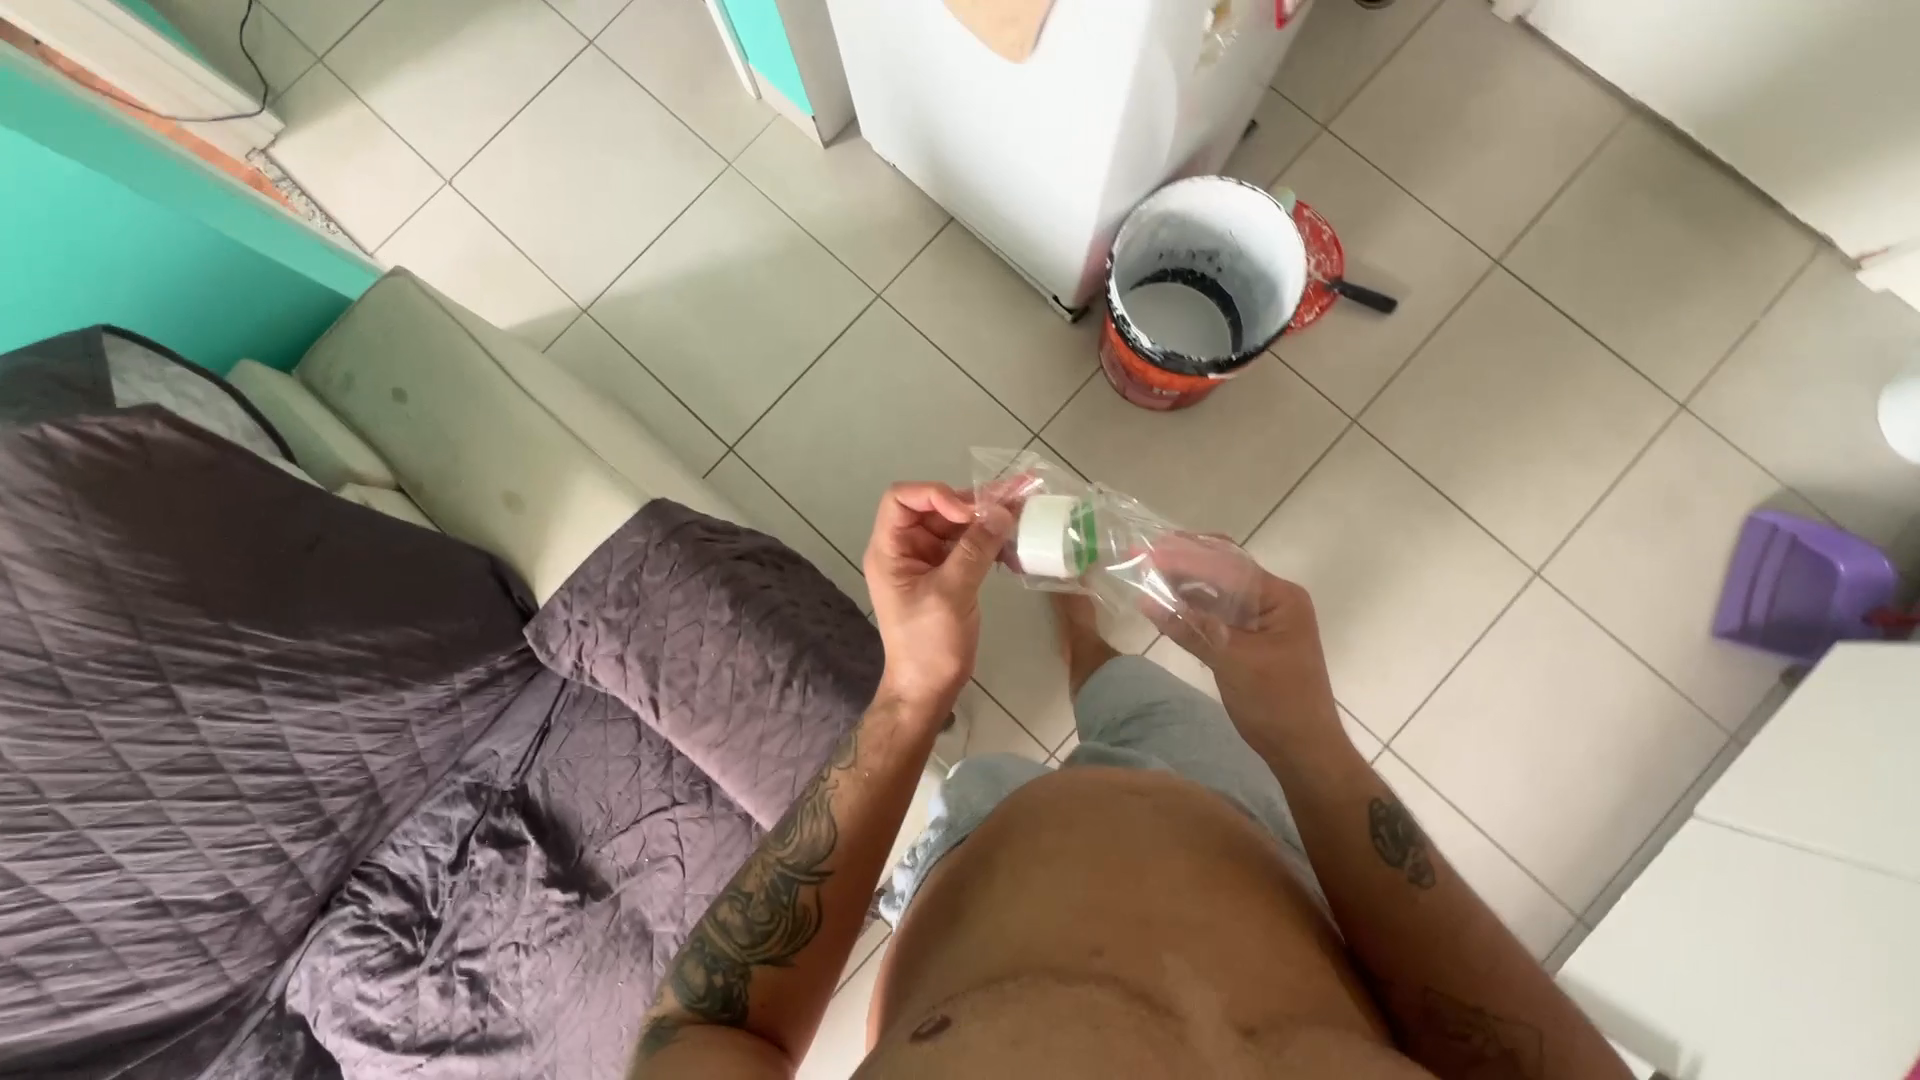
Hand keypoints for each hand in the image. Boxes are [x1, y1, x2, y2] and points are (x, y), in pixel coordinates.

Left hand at [864, 482, 1014, 716]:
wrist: (928, 688)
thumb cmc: (928, 644)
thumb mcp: (951, 594)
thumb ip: (975, 550)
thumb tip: (1002, 513)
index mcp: (891, 550)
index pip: (902, 499)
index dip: (935, 495)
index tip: (968, 513)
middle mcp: (907, 548)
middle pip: (936, 508)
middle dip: (974, 503)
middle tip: (1015, 498)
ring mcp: (928, 561)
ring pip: (957, 525)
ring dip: (989, 519)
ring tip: (1025, 510)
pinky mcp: (948, 574)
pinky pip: (969, 546)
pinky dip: (991, 542)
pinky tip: (1017, 543)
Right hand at [1144, 535, 1339, 746]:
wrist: (1303, 749)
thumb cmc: (1278, 702)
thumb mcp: (1233, 662)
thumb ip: (1192, 629)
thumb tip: (1147, 601)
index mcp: (1280, 597)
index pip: (1227, 566)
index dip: (1185, 557)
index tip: (1148, 552)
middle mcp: (1271, 599)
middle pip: (1222, 570)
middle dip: (1182, 560)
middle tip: (1141, 553)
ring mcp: (1259, 619)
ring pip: (1215, 591)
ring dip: (1182, 582)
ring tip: (1145, 573)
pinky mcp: (1246, 638)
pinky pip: (1214, 614)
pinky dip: (1189, 608)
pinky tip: (1162, 604)